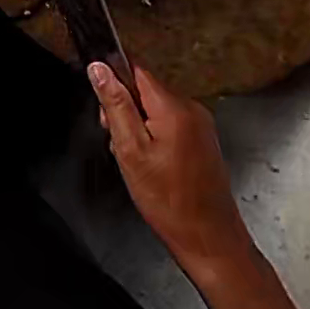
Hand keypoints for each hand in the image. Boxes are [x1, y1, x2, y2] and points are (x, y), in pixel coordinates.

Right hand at [89, 62, 251, 272]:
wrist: (209, 241)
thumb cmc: (168, 201)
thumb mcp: (130, 150)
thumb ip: (114, 104)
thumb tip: (99, 67)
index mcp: (173, 108)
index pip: (134, 69)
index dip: (113, 83)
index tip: (106, 109)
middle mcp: (192, 109)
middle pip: (143, 88)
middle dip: (124, 109)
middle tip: (120, 142)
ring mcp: (201, 124)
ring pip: (154, 106)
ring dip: (138, 124)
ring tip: (136, 158)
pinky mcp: (203, 139)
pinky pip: (168, 121)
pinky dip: (153, 135)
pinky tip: (151, 163)